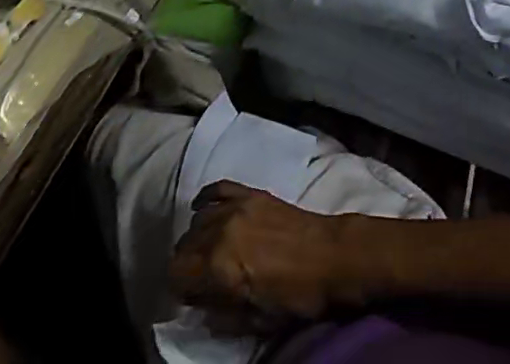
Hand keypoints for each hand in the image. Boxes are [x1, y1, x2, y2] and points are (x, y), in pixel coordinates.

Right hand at [169, 181, 350, 326]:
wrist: (333, 256)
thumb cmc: (300, 296)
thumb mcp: (261, 320)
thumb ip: (225, 317)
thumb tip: (202, 313)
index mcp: (221, 265)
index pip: (176, 273)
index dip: (179, 289)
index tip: (190, 298)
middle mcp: (220, 230)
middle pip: (184, 245)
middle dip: (186, 265)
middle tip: (200, 280)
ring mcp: (235, 206)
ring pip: (197, 220)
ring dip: (196, 238)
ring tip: (208, 252)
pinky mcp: (250, 192)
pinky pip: (217, 188)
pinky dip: (206, 199)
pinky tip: (203, 210)